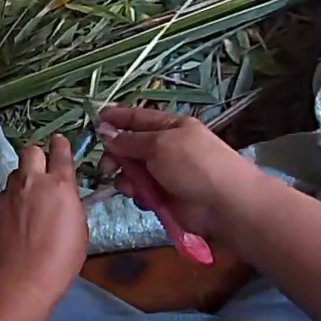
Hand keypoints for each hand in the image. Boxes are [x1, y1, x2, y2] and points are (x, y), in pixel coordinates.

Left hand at [0, 134, 86, 301]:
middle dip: (37, 155)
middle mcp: (34, 182)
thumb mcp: (79, 226)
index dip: (60, 144)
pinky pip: (6, 192)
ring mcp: (11, 193)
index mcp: (60, 184)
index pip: (60, 151)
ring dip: (24, 178)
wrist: (24, 278)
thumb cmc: (62, 257)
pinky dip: (12, 198)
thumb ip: (70, 202)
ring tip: (29, 196)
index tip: (60, 143)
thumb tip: (63, 196)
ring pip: (16, 172)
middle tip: (43, 169)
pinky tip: (17, 215)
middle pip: (30, 150)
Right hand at [97, 107, 271, 236]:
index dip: (118, 118)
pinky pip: (145, 193)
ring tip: (129, 186)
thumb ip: (130, 140)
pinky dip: (141, 195)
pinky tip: (144, 199)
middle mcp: (169, 147)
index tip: (96, 119)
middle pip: (133, 147)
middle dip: (117, 155)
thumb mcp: (159, 145)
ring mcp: (169, 174)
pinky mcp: (168, 198)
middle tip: (107, 166)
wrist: (225, 203)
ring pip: (135, 172)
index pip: (139, 117)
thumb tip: (105, 132)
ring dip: (128, 178)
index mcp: (172, 126)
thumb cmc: (194, 164)